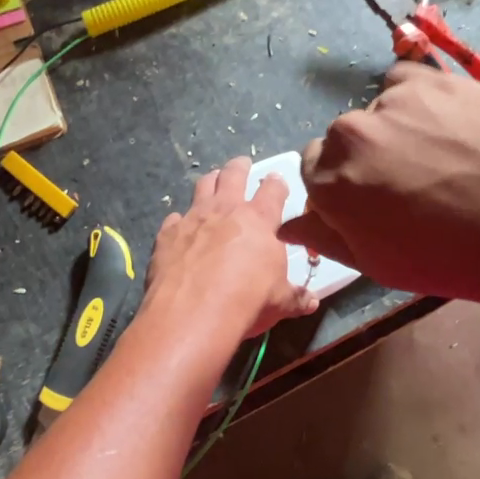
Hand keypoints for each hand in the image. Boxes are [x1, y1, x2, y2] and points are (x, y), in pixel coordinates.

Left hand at [145, 156, 316, 339]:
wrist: (192, 315)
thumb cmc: (247, 302)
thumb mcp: (279, 303)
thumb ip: (295, 297)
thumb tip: (312, 301)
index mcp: (258, 220)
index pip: (273, 191)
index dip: (276, 184)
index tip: (277, 181)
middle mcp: (225, 210)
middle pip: (233, 175)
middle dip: (240, 166)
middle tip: (243, 163)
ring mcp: (193, 219)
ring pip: (202, 187)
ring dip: (210, 181)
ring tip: (213, 180)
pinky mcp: (167, 234)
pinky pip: (174, 218)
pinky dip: (180, 220)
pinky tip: (180, 226)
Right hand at [279, 63, 479, 304]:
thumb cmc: (452, 257)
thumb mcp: (378, 265)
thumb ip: (326, 237)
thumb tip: (287, 222)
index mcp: (330, 182)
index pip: (313, 170)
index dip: (341, 186)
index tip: (372, 199)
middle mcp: (350, 135)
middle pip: (344, 139)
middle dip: (367, 156)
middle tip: (412, 182)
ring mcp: (392, 102)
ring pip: (379, 111)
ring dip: (396, 128)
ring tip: (443, 155)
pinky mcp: (432, 80)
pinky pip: (406, 82)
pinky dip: (419, 100)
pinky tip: (450, 125)